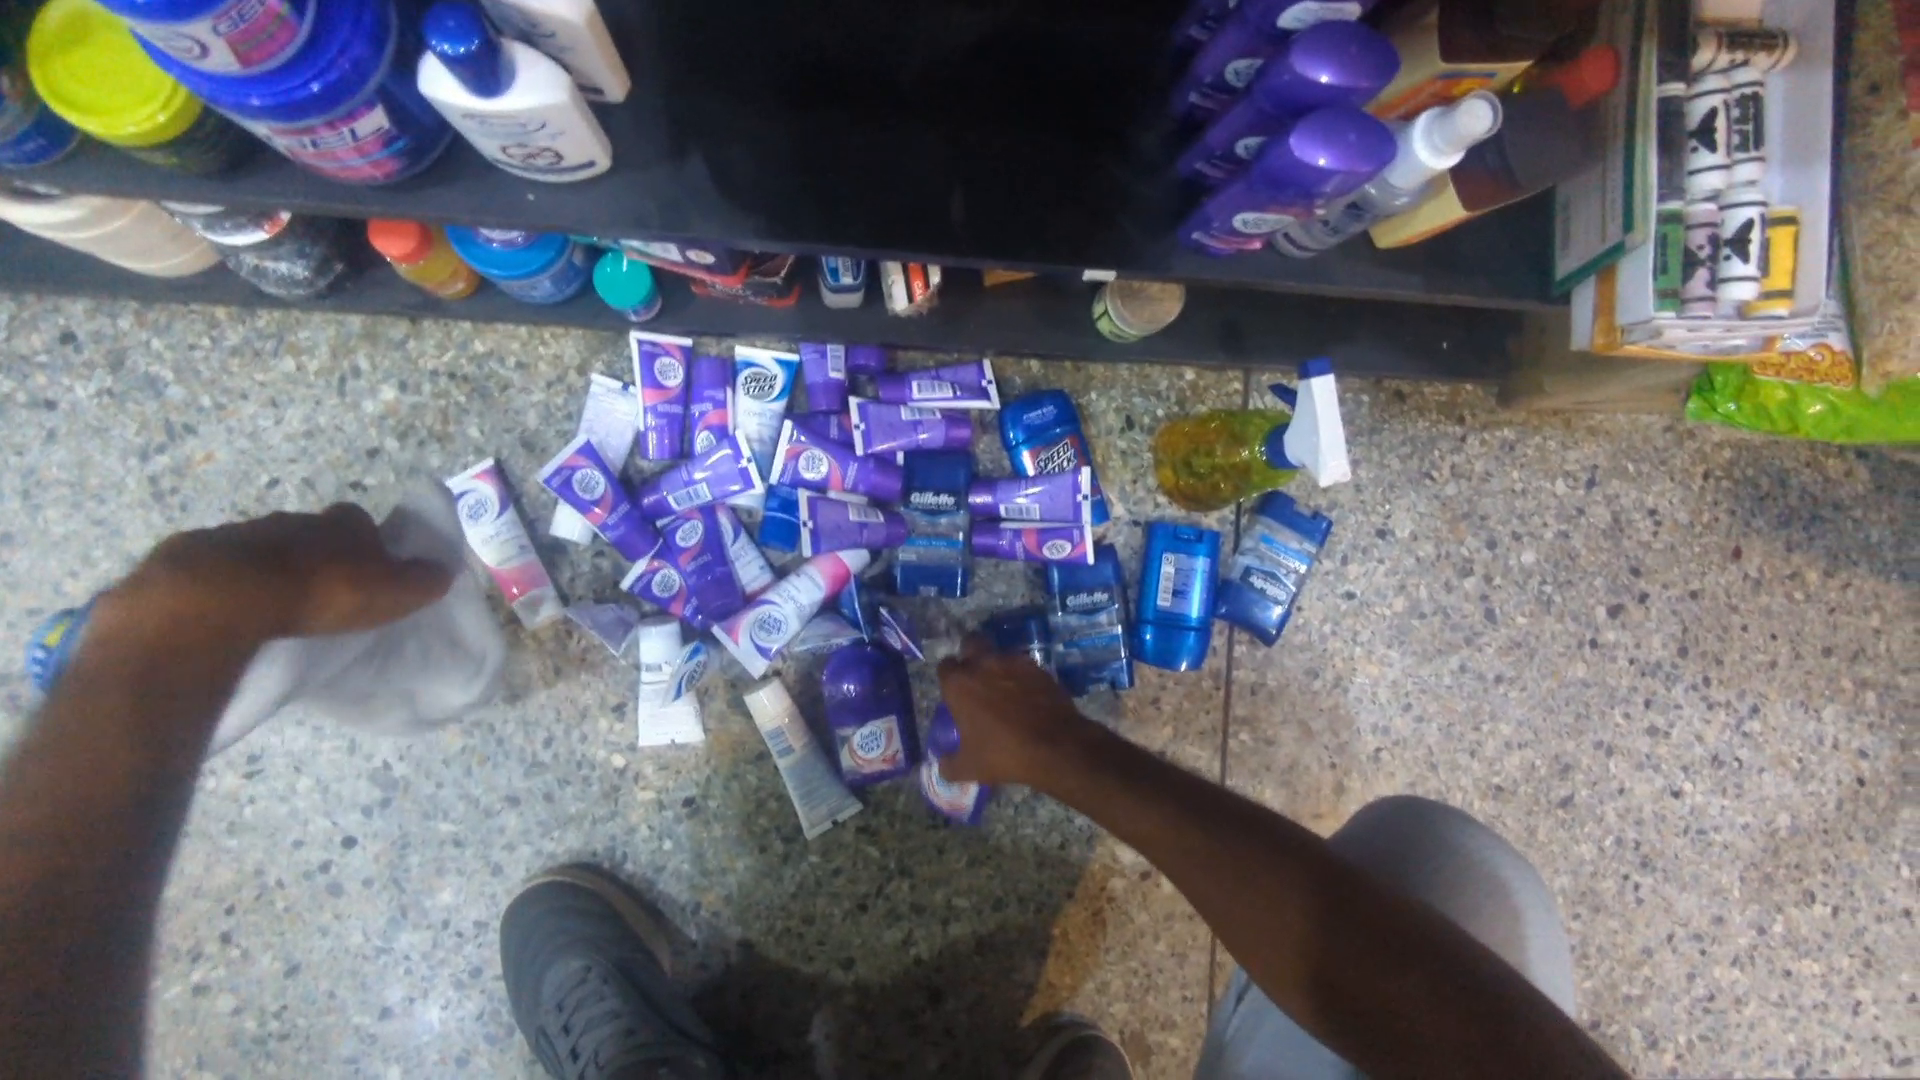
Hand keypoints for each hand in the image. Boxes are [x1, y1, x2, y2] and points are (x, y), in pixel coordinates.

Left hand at [95, 504, 453, 649]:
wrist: (223, 597)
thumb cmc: (322, 592)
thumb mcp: (393, 592)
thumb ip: (422, 581)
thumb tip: (443, 571)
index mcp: (344, 524)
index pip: (361, 522)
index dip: (366, 543)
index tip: (365, 568)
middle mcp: (296, 519)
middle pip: (312, 532)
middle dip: (318, 554)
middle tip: (322, 588)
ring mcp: (242, 533)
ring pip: (266, 547)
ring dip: (272, 568)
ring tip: (276, 604)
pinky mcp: (194, 555)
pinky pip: (221, 566)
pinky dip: (231, 582)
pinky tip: (234, 609)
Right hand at [934, 634, 1100, 786]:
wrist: (1055, 746)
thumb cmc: (1004, 754)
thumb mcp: (970, 767)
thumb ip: (949, 765)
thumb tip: (941, 766)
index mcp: (959, 684)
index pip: (945, 666)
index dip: (948, 677)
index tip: (954, 691)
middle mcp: (983, 664)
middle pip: (971, 643)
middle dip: (971, 654)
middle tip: (976, 677)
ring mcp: (1013, 662)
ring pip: (999, 653)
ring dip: (998, 665)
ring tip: (1005, 689)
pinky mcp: (1037, 667)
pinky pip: (1023, 665)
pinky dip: (1022, 676)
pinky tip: (1027, 695)